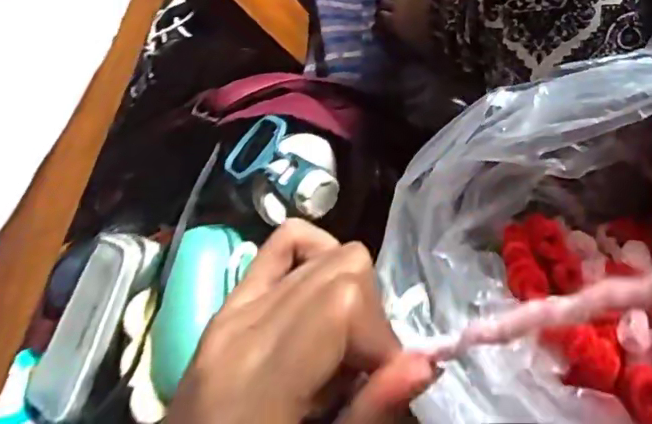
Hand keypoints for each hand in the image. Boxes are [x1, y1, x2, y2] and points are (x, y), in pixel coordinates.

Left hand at [172, 221, 434, 423]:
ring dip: (346, 297)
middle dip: (368, 317)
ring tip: (333, 356)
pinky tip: (316, 304)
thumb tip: (426, 361)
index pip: (345, 297)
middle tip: (355, 378)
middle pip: (343, 264)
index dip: (380, 338)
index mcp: (260, 376)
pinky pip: (280, 244)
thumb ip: (370, 413)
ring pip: (324, 251)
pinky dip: (313, 256)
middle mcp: (244, 327)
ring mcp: (230, 311)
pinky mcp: (225, 308)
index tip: (376, 387)